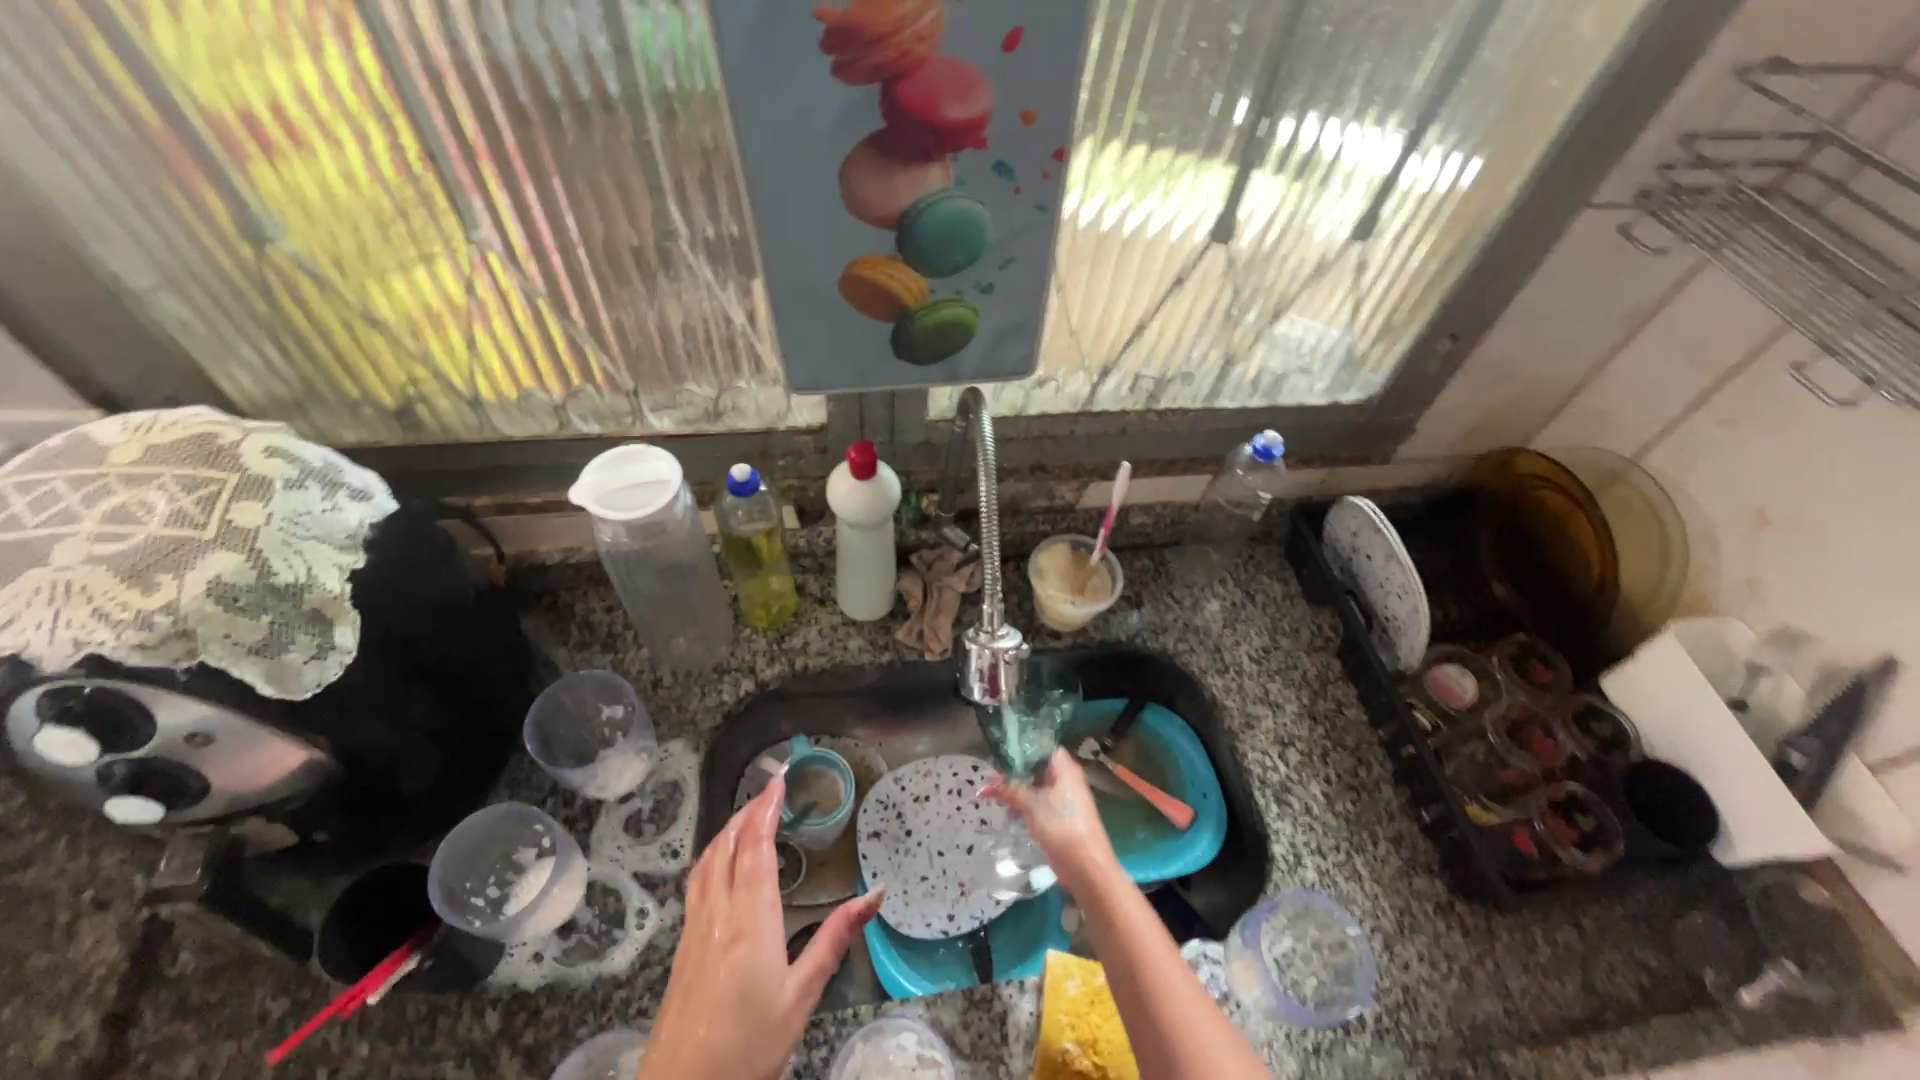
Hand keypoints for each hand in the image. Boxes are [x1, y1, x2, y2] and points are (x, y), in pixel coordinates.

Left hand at [640, 777, 883, 1079]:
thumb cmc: (748, 1045)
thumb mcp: (802, 995)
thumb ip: (835, 939)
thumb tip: (876, 893)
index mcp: (750, 919)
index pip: (756, 846)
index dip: (766, 808)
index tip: (779, 779)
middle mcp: (717, 913)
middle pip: (727, 845)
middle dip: (747, 811)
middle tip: (770, 790)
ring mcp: (694, 929)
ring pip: (706, 861)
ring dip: (727, 830)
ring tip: (748, 817)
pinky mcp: (682, 946)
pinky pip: (697, 882)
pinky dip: (712, 856)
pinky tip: (720, 865)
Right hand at [984, 747, 1120, 896]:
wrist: (1086, 865)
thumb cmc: (1062, 826)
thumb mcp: (1031, 805)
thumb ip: (1008, 790)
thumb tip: (985, 784)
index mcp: (1065, 768)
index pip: (1042, 747)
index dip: (1022, 748)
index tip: (1000, 751)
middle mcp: (1066, 779)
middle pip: (1037, 767)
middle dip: (1015, 771)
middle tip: (991, 774)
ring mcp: (1064, 799)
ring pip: (1037, 787)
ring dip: (1018, 789)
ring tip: (993, 792)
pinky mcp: (1060, 817)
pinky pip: (1039, 803)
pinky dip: (1025, 804)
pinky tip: (1008, 809)